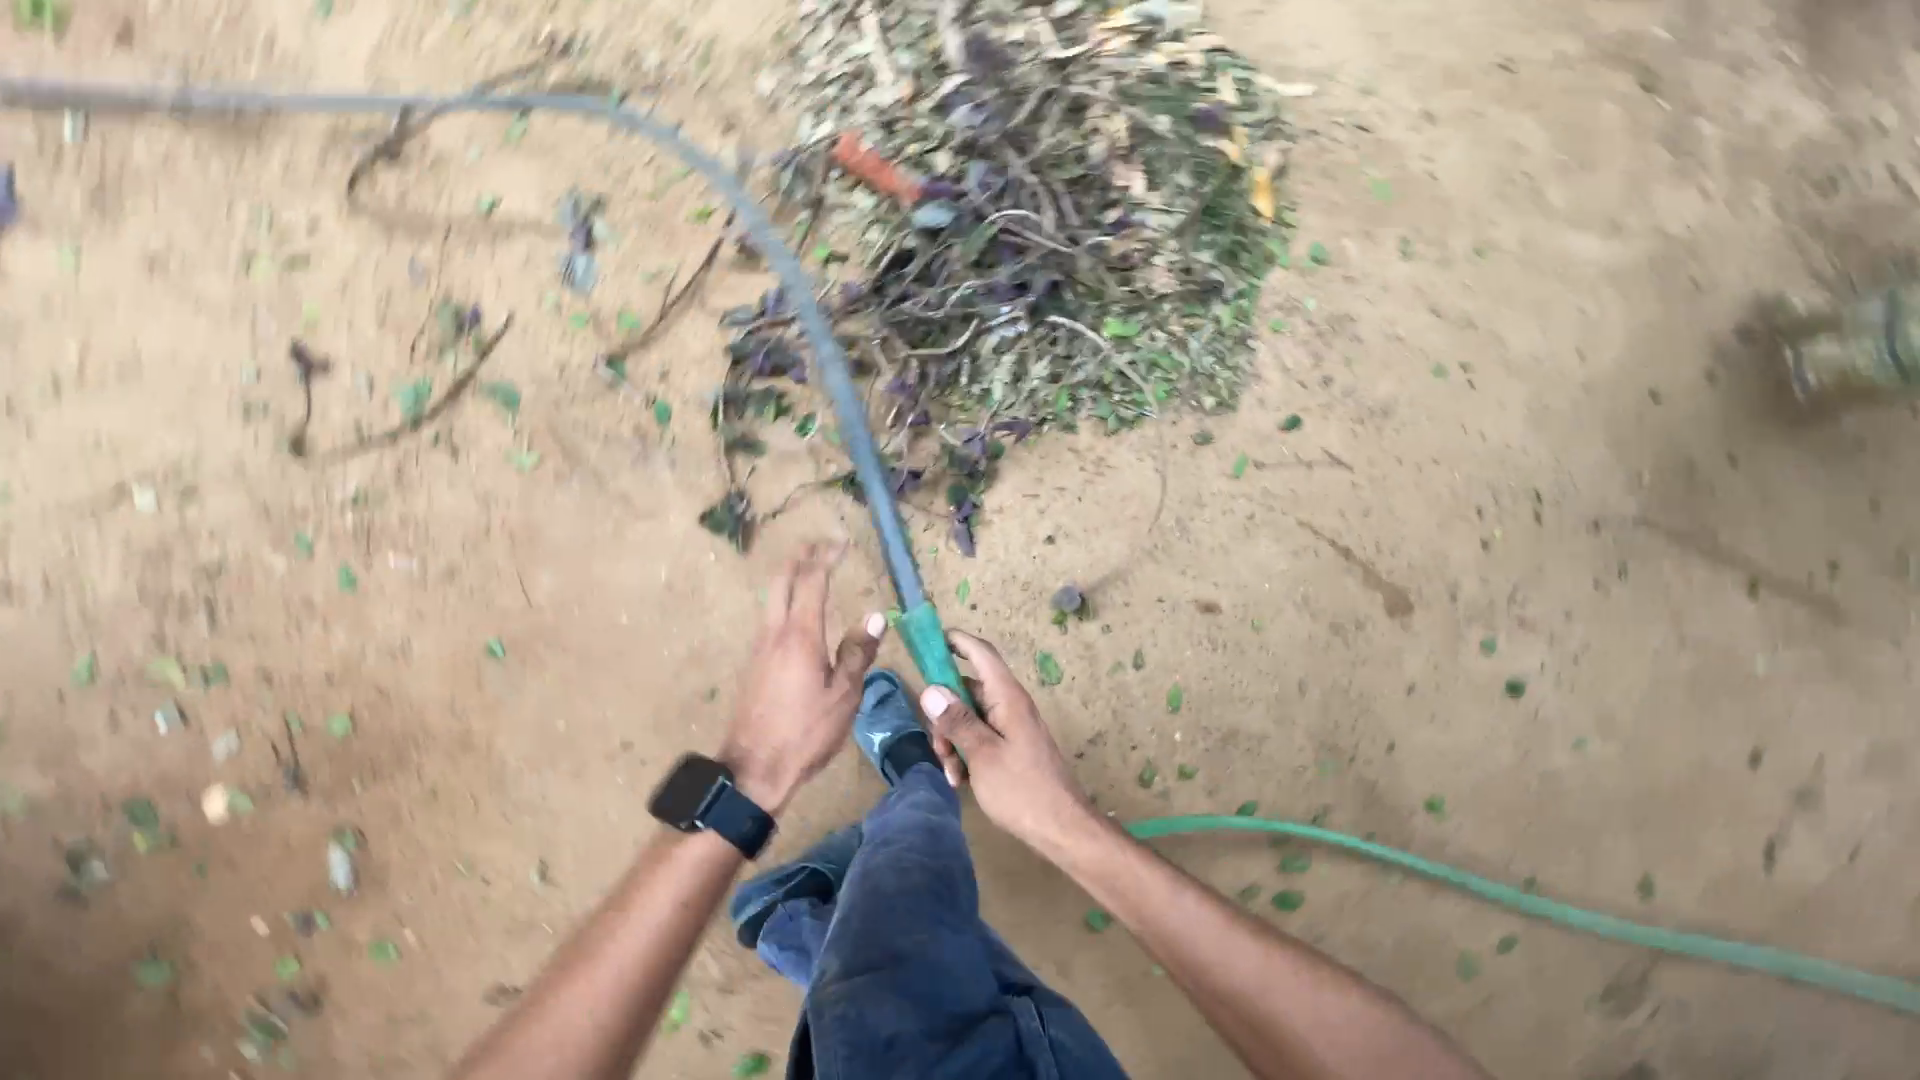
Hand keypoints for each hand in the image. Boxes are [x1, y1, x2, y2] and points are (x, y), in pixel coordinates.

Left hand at [720, 544, 883, 813]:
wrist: (753, 769)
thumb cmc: (805, 733)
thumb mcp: (844, 696)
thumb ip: (857, 653)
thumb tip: (874, 617)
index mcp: (799, 636)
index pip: (811, 582)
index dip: (826, 557)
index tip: (842, 543)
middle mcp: (774, 634)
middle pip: (781, 581)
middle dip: (800, 557)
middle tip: (822, 547)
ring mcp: (759, 649)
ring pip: (771, 599)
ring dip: (790, 579)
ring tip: (813, 574)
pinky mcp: (754, 666)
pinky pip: (770, 620)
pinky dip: (785, 603)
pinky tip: (799, 617)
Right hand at [917, 631, 1097, 854]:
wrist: (1061, 829)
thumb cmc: (1022, 790)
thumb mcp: (982, 755)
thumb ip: (957, 721)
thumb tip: (931, 689)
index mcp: (1008, 698)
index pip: (981, 654)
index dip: (956, 642)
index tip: (929, 641)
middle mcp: (1010, 705)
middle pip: (967, 689)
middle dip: (944, 712)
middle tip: (937, 744)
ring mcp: (1011, 727)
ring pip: (969, 717)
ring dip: (952, 739)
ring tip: (951, 771)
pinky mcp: (1010, 747)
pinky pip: (979, 737)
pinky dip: (965, 753)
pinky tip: (960, 780)